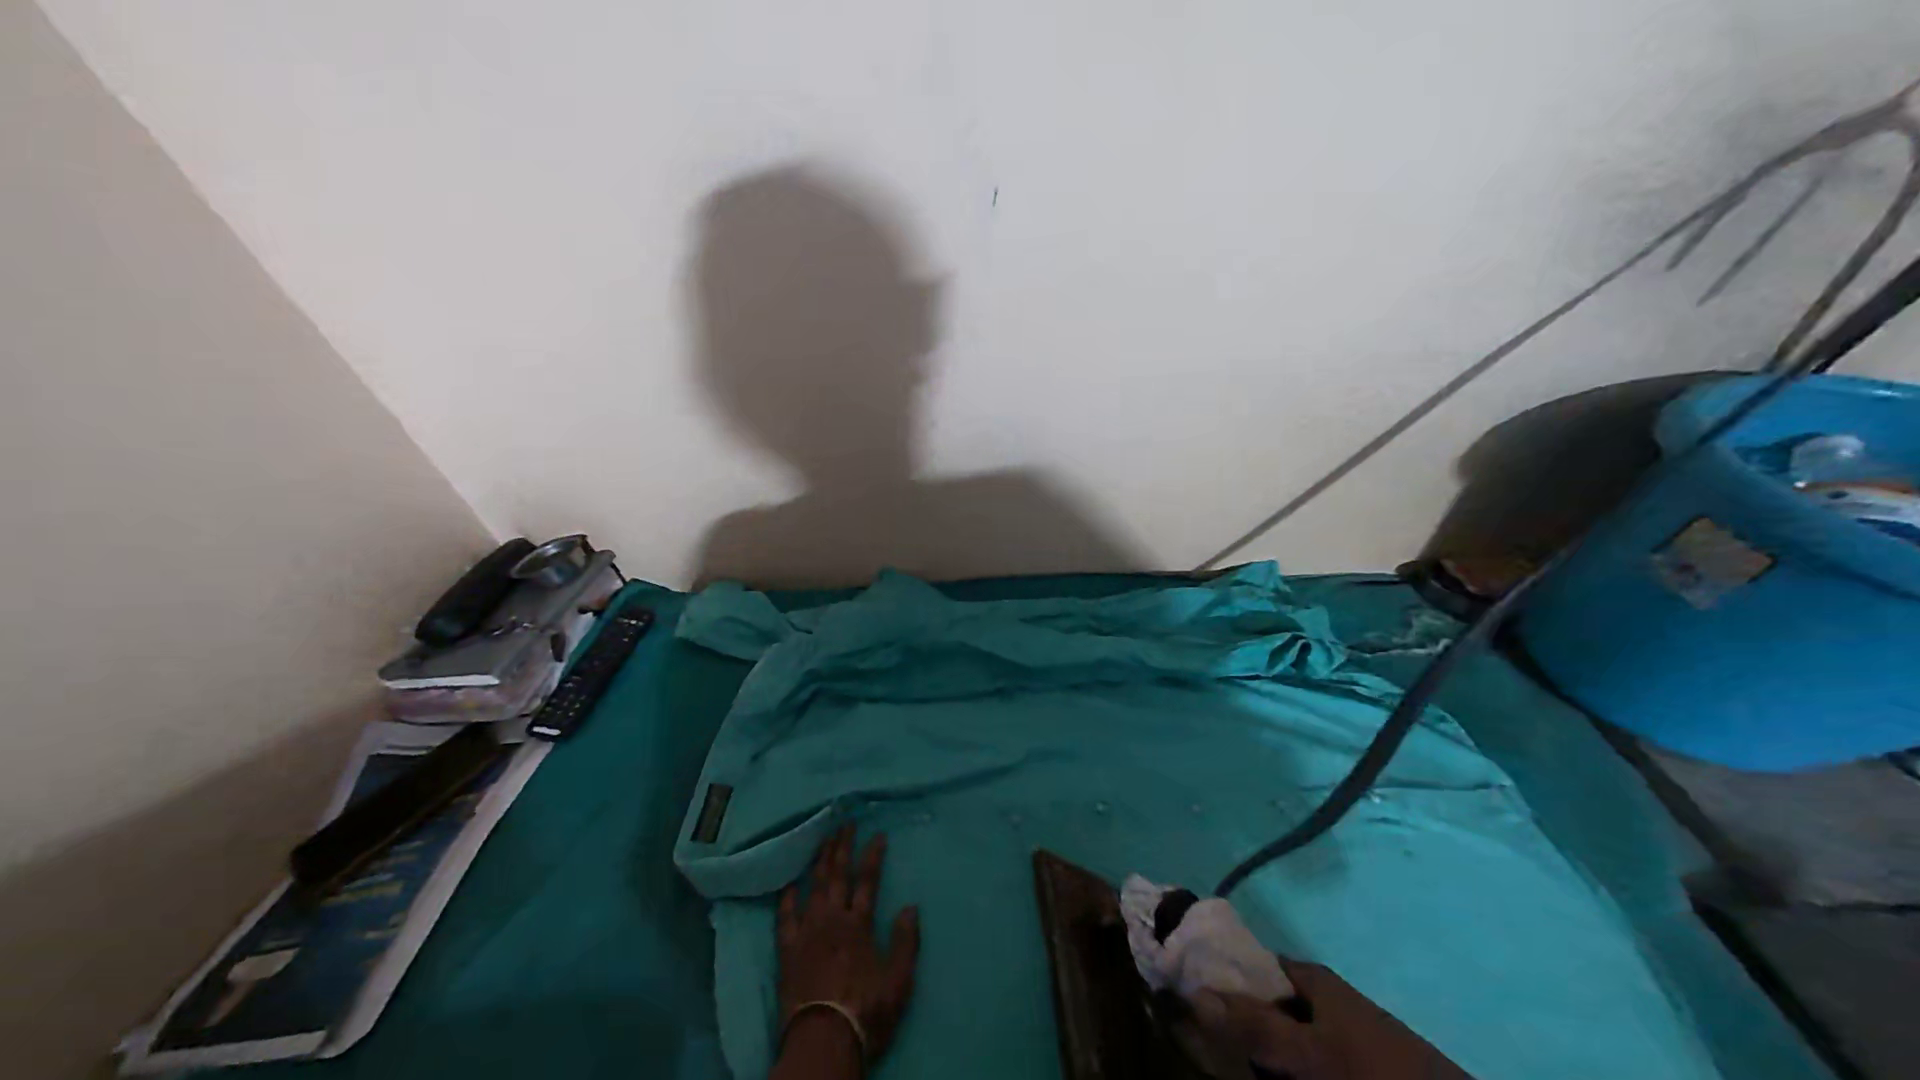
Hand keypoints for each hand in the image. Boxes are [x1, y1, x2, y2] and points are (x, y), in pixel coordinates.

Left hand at [776, 825, 920, 1065]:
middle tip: (845, 823)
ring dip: (818, 861)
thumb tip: (911, 906)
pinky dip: (787, 897)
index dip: (873, 855)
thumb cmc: (866, 1010)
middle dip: (842, 846)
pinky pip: (785, 917)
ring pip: (812, 887)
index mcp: (859, 925)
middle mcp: (832, 920)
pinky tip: (790, 882)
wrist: (824, 1040)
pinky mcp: (787, 950)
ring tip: (822, 840)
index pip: (868, 881)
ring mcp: (807, 933)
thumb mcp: (899, 980)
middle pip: (837, 875)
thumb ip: (906, 942)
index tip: (878, 834)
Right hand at [1189, 959, 1471, 1079]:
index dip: (1219, 973)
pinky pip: (1302, 1056)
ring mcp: (1336, 1029)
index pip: (1251, 962)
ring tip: (1228, 1060)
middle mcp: (1320, 996)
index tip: (1188, 990)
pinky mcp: (1349, 1060)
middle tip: (1205, 1038)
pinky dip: (1282, 1065)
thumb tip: (1196, 990)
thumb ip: (1256, 1025)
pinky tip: (1269, 1075)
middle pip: (1264, 1000)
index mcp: (1311, 978)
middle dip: (1236, 1017)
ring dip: (1258, 1045)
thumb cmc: (1374, 1071)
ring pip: (1282, 1032)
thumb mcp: (1311, 1052)